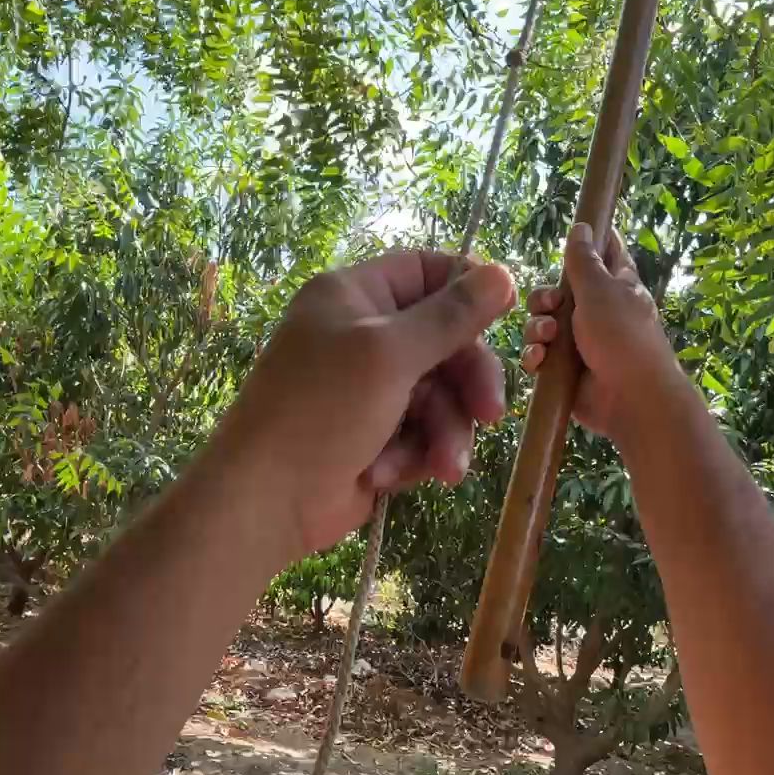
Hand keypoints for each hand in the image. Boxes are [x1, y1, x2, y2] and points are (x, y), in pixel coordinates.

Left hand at [211, 251, 515, 558]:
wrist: (265, 502)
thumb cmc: (321, 410)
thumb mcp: (390, 354)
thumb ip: (451, 316)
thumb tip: (504, 274)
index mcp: (354, 297)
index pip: (425, 272)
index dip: (467, 291)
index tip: (508, 312)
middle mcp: (362, 337)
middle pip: (444, 341)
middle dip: (467, 381)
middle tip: (490, 413)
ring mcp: (369, 389)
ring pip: (440, 396)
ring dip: (445, 432)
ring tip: (443, 467)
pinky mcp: (377, 436)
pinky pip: (421, 433)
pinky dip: (414, 455)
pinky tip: (388, 475)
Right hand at [519, 222, 681, 440]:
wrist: (629, 398)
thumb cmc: (622, 336)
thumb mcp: (600, 290)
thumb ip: (584, 260)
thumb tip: (581, 225)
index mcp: (614, 285)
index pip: (604, 251)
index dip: (588, 241)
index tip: (572, 232)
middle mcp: (595, 311)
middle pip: (558, 291)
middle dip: (545, 297)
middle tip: (551, 305)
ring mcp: (578, 342)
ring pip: (542, 324)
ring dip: (538, 328)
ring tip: (548, 338)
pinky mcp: (563, 369)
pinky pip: (539, 354)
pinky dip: (535, 356)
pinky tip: (539, 360)